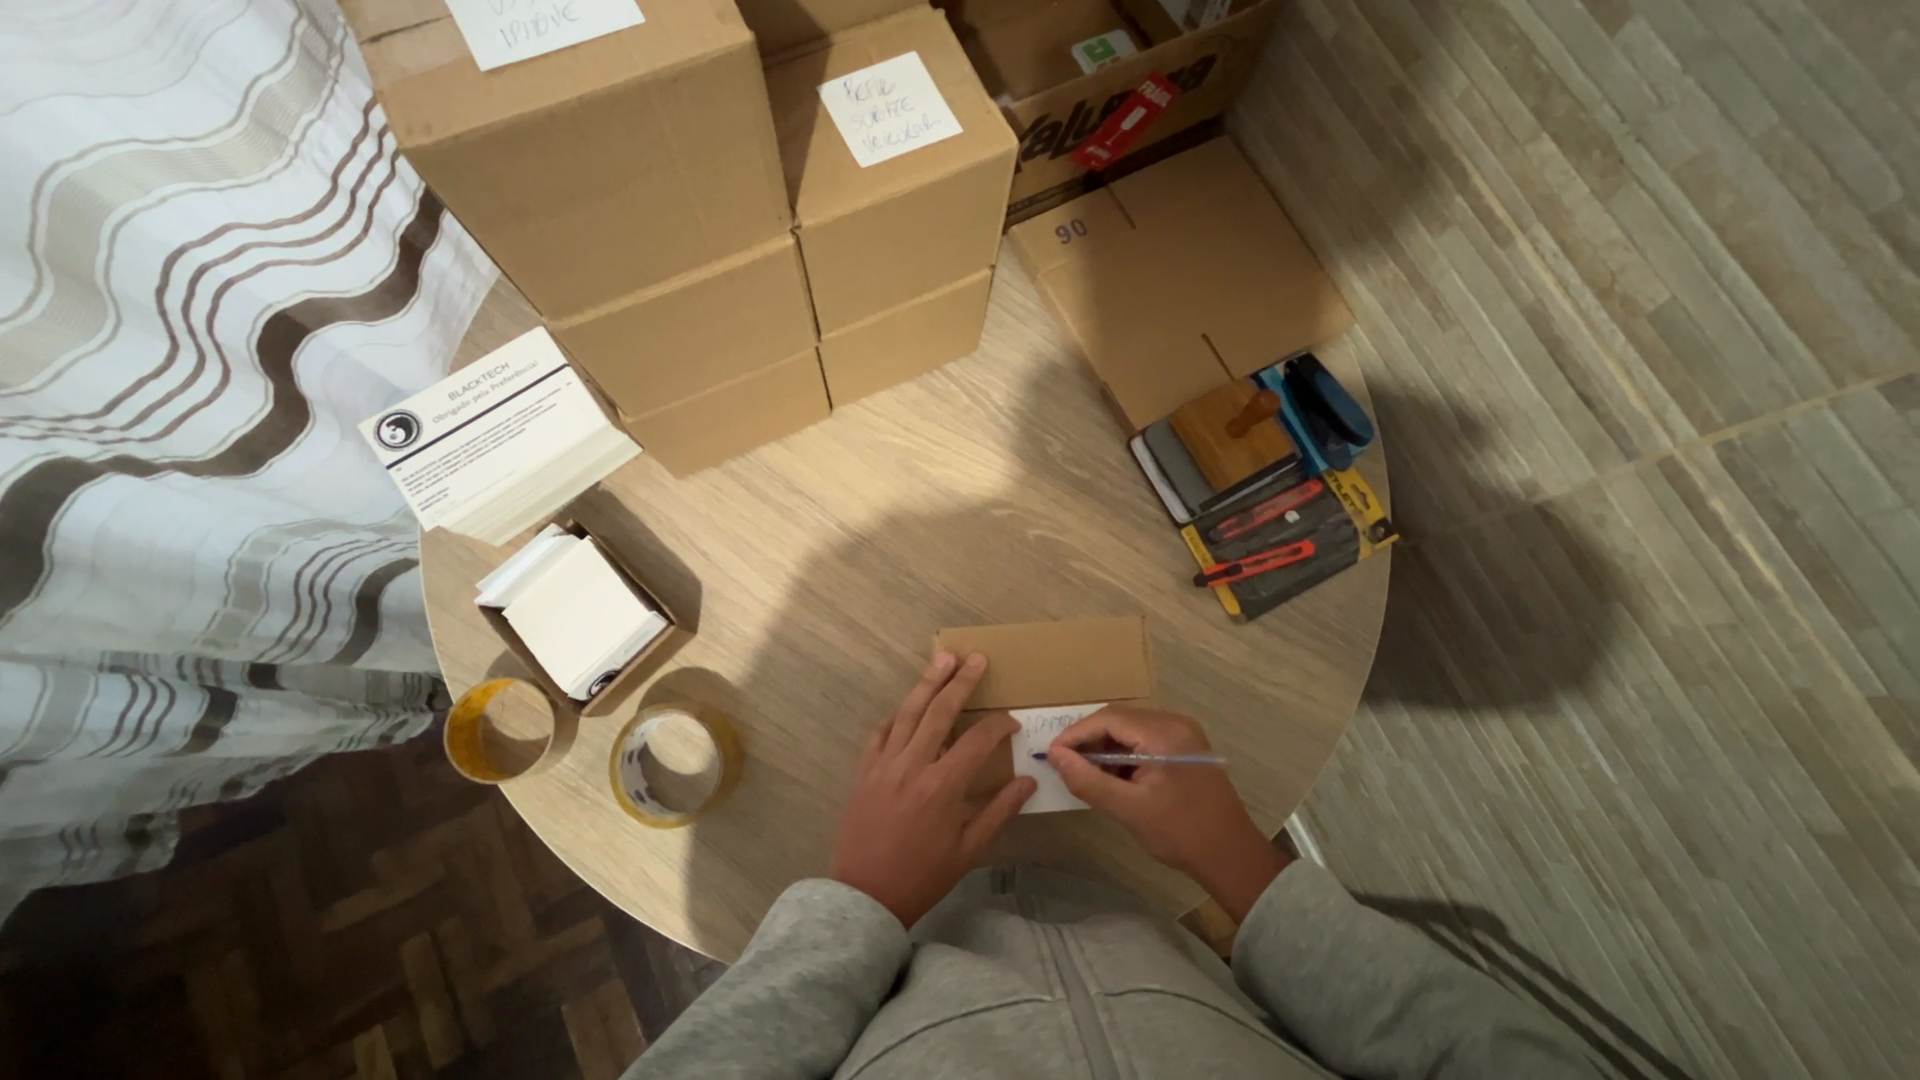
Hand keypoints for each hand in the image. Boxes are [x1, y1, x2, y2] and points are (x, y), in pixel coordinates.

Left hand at [829, 652, 1036, 927]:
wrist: (864, 895)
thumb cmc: (922, 876)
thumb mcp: (969, 850)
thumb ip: (999, 811)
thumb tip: (1029, 780)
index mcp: (942, 787)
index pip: (977, 741)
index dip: (998, 726)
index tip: (1012, 723)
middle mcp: (912, 766)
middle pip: (940, 712)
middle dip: (961, 682)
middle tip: (976, 659)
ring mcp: (884, 765)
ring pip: (907, 713)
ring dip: (927, 684)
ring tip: (943, 659)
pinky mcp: (864, 770)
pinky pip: (881, 732)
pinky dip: (897, 714)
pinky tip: (908, 703)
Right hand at [1048, 705, 1289, 921]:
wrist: (1232, 856)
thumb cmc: (1181, 833)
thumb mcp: (1129, 810)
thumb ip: (1089, 781)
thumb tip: (1054, 757)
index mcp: (1165, 734)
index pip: (1109, 719)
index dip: (1076, 734)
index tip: (1051, 755)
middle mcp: (1175, 724)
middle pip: (1119, 720)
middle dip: (1089, 740)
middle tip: (1063, 764)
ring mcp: (1183, 735)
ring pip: (1130, 730)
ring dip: (1105, 748)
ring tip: (1085, 774)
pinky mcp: (1185, 748)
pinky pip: (1144, 740)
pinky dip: (1123, 755)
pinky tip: (1111, 778)